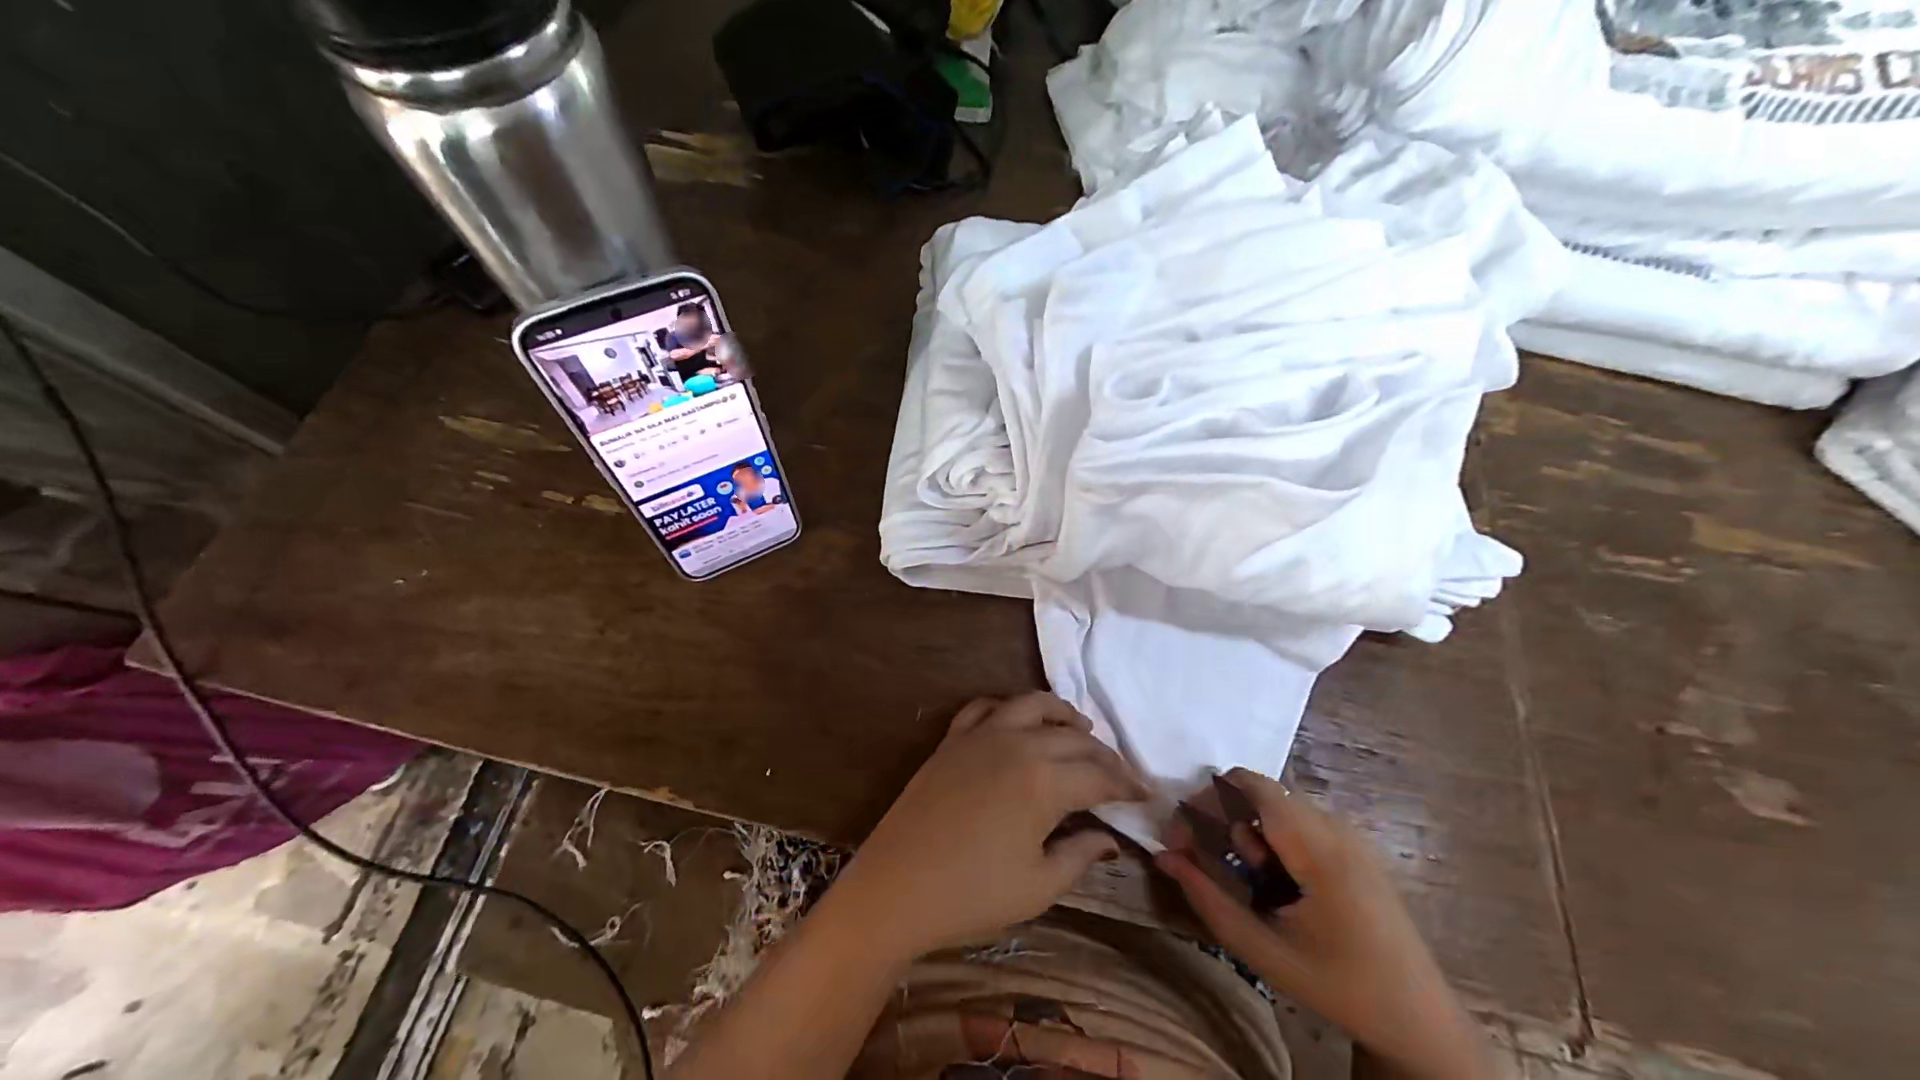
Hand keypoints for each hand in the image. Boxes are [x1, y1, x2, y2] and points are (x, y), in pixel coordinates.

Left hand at [828, 693, 1149, 959]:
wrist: (895, 888)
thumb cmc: (972, 895)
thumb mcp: (1038, 885)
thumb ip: (1080, 856)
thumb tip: (1109, 840)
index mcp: (1044, 781)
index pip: (1099, 776)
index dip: (1127, 786)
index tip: (1146, 795)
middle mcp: (1016, 744)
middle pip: (1072, 739)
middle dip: (1102, 755)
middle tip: (1118, 774)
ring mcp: (980, 736)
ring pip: (1031, 705)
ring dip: (1061, 714)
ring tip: (1079, 727)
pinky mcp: (951, 741)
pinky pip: (984, 707)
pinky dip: (1007, 707)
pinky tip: (1017, 721)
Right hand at [1157, 768, 1494, 1079]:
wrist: (1420, 1019)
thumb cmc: (1338, 986)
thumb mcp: (1262, 950)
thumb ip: (1207, 897)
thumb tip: (1163, 855)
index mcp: (1319, 847)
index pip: (1249, 785)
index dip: (1205, 800)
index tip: (1181, 839)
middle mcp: (1336, 826)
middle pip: (1259, 792)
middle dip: (1222, 818)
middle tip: (1206, 862)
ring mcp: (1350, 834)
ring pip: (1276, 805)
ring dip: (1247, 830)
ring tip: (1248, 880)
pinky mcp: (1354, 847)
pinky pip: (1298, 821)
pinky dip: (1271, 838)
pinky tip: (1274, 882)